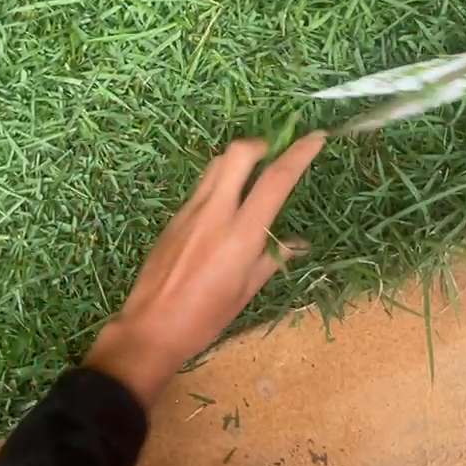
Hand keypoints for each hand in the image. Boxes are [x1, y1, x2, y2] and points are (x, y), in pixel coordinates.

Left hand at [83, 133, 326, 405]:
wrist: (151, 327)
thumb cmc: (205, 317)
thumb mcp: (246, 290)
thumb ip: (273, 259)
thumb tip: (299, 244)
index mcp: (241, 234)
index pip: (275, 180)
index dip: (299, 154)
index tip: (314, 138)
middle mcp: (215, 213)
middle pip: (239, 153)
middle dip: (261, 144)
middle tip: (274, 154)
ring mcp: (190, 211)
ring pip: (216, 164)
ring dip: (238, 160)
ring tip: (251, 177)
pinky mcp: (174, 217)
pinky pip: (202, 187)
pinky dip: (220, 183)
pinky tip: (225, 207)